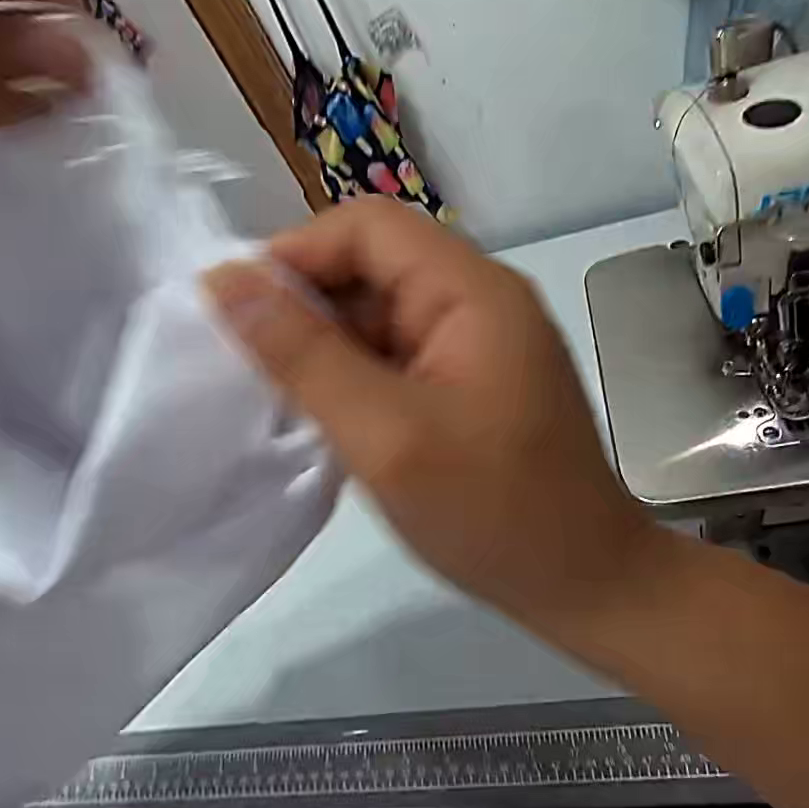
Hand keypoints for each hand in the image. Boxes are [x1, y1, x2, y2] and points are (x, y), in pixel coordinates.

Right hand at [203, 198, 657, 618]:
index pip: (369, 227)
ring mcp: (484, 341)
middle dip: (309, 307)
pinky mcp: (477, 379)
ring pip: (385, 314)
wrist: (584, 580)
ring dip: (330, 347)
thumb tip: (224, 280)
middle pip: (377, 266)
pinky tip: (329, 416)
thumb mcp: (385, 434)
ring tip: (279, 397)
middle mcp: (483, 299)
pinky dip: (360, 375)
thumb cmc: (492, 512)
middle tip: (250, 367)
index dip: (297, 255)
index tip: (236, 312)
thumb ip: (303, 354)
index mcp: (473, 290)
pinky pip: (404, 354)